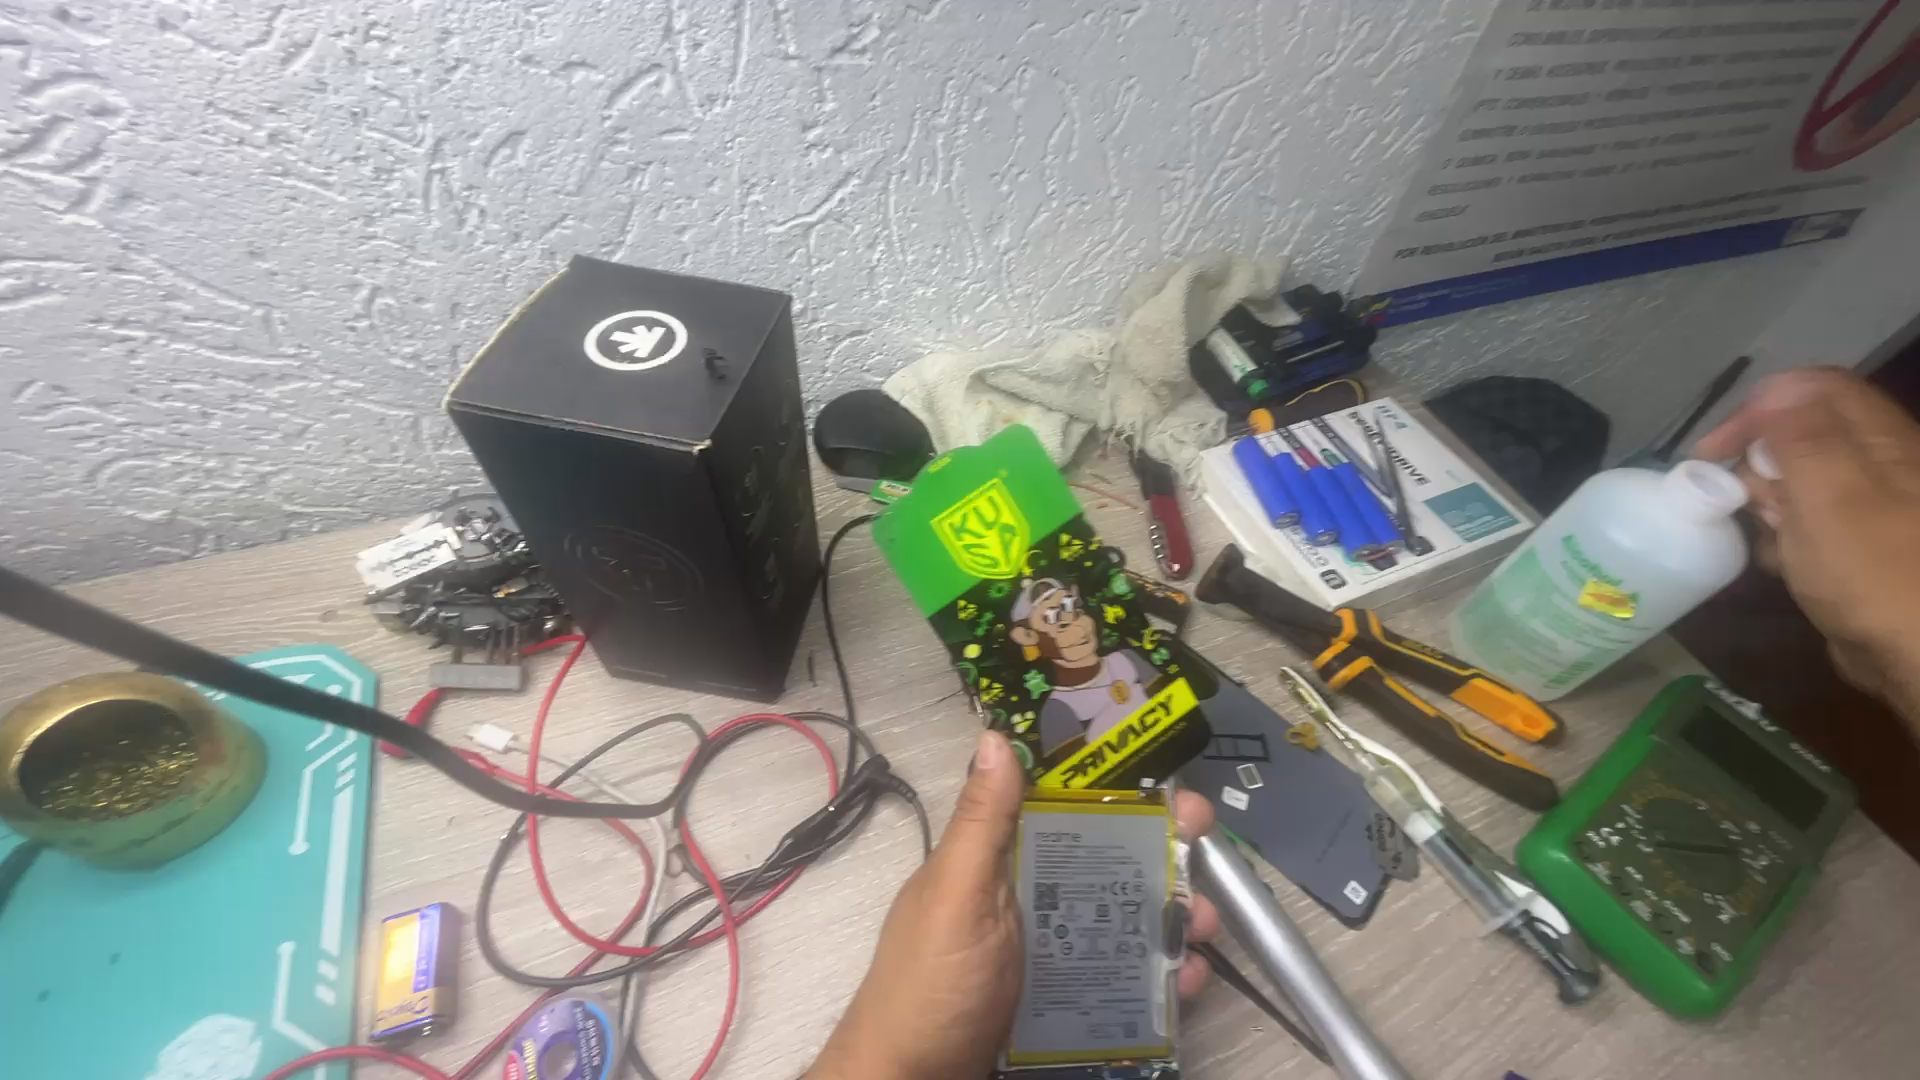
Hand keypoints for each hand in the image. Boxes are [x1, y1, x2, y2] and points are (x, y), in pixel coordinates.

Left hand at [806, 730, 1219, 1079]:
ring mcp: (1053, 945)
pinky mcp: (1070, 995)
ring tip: (1204, 921)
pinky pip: (1125, 973)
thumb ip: (982, 822)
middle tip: (1203, 839)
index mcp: (1002, 855)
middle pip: (1106, 856)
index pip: (1063, 804)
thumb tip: (996, 735)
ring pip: (1125, 913)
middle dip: (1160, 845)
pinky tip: (1188, 974)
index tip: (1164, 781)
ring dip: (1172, 909)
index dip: (1114, 788)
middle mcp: (1032, 891)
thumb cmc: (931, 980)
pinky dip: (1161, 971)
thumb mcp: (956, 894)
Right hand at [1695, 367, 1919, 723]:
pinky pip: (1800, 522)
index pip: (1814, 391)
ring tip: (1766, 539)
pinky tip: (1781, 562)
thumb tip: (1777, 388)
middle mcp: (1881, 466)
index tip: (1715, 452)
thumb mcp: (1833, 500)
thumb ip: (1803, 440)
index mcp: (1884, 445)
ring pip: (1792, 482)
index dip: (1759, 409)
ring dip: (1761, 505)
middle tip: (1737, 504)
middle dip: (1752, 466)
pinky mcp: (1856, 543)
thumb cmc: (1878, 575)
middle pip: (1797, 435)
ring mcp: (1870, 506)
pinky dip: (1778, 536)